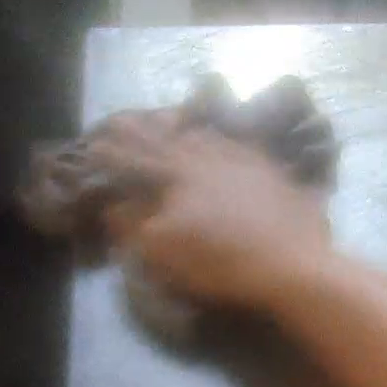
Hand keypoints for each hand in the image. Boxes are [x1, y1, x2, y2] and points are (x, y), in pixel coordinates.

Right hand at [91, 118, 332, 310]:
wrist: (291, 267)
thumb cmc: (219, 264)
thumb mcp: (163, 252)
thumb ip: (133, 227)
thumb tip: (112, 207)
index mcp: (176, 176)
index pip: (136, 159)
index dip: (114, 154)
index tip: (95, 144)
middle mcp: (208, 158)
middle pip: (170, 140)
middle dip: (144, 132)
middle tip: (125, 119)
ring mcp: (245, 162)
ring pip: (207, 138)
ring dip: (185, 131)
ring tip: (174, 124)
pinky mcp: (275, 176)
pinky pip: (243, 149)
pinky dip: (227, 143)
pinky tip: (228, 145)